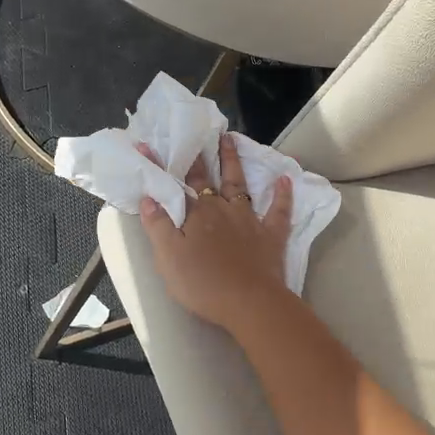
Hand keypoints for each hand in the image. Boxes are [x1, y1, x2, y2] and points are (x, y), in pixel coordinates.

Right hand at [138, 134, 295, 329]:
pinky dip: (282, 194)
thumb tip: (149, 197)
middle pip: (209, 178)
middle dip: (201, 156)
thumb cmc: (202, 283)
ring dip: (234, 162)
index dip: (161, 165)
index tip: (147, 143)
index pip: (175, 185)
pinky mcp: (271, 235)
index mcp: (196, 215)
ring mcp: (249, 220)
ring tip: (231, 139)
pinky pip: (279, 210)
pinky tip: (286, 179)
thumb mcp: (168, 258)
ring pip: (240, 184)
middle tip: (200, 132)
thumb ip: (158, 226)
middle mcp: (222, 209)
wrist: (248, 302)